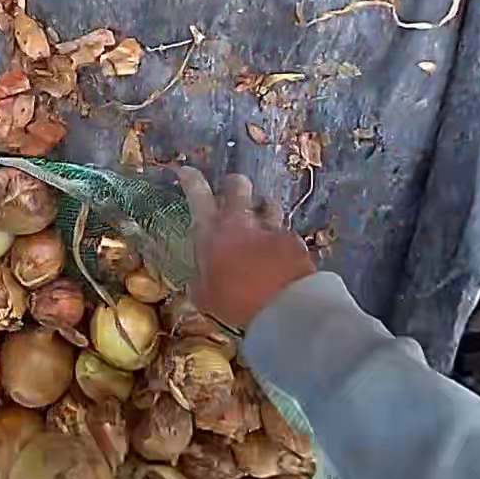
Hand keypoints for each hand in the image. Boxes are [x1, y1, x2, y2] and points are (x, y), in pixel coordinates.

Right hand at [175, 167, 315, 330]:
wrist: (282, 307)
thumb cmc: (235, 301)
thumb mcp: (207, 298)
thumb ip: (200, 286)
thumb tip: (196, 287)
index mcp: (211, 231)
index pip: (197, 192)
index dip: (190, 178)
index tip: (186, 171)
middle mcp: (239, 220)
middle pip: (238, 185)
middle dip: (234, 185)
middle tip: (232, 193)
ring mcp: (269, 227)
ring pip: (268, 203)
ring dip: (263, 208)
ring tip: (262, 218)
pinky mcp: (293, 239)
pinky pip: (286, 232)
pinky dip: (282, 238)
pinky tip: (283, 251)